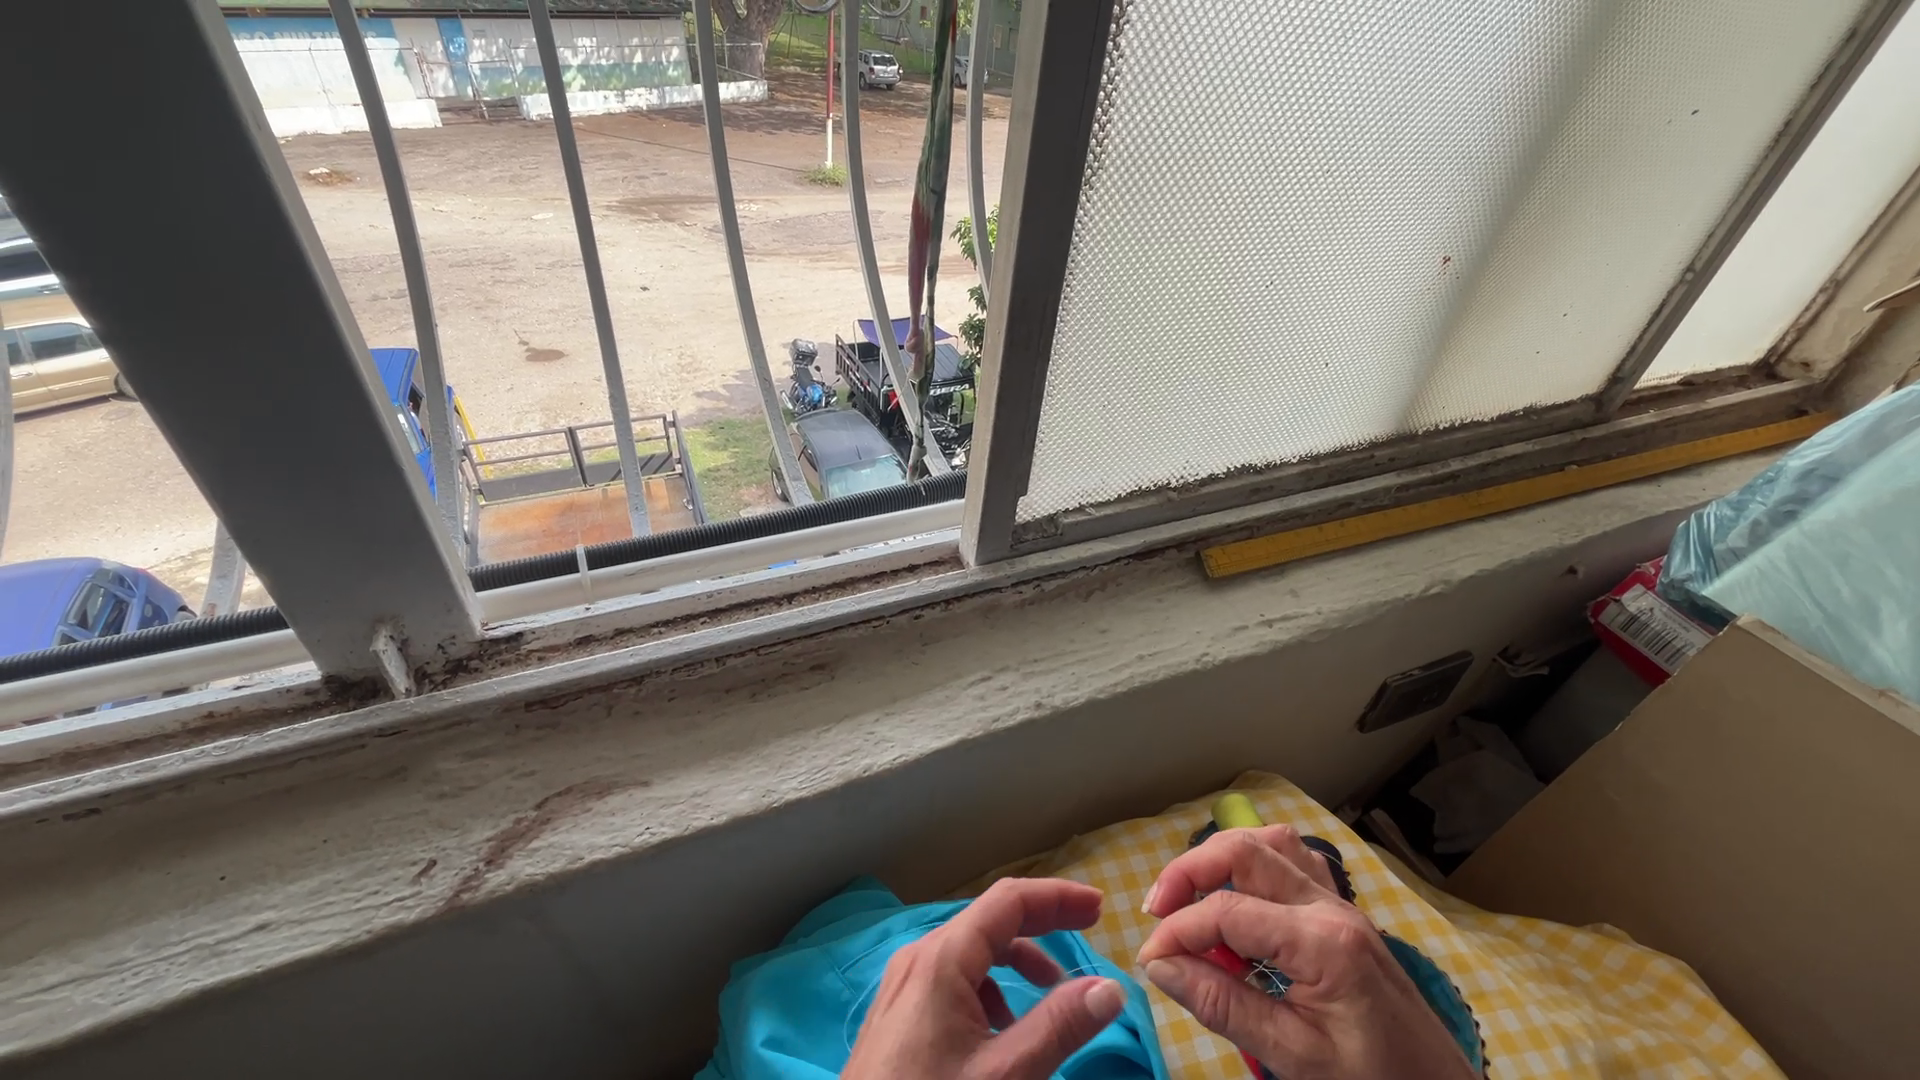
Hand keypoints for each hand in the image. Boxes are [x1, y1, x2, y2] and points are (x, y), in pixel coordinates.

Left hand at [844, 877, 1129, 1079]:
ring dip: (1016, 960)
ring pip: (970, 951)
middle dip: (1043, 923)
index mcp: (942, 958)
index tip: (1099, 906)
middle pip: (990, 920)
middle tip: (1089, 931)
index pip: (1008, 901)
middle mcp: (919, 958)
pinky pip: (952, 979)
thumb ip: (1058, 1026)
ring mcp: (903, 984)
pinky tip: (1001, 1028)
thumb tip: (1110, 988)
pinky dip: (989, 988)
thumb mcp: (1004, 1074)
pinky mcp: (898, 1013)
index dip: (1057, 897)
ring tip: (1051, 993)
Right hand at [1138, 826, 1474, 1079]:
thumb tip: (1158, 965)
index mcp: (1323, 944)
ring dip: (1219, 859)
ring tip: (1190, 896)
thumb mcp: (1294, 1058)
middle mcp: (1330, 907)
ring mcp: (1339, 902)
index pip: (1228, 913)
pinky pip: (1293, 859)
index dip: (1178, 931)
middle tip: (1157, 912)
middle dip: (1188, 872)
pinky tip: (1238, 894)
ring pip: (1268, 842)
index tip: (1148, 959)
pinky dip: (1253, 862)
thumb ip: (1223, 1004)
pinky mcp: (1342, 910)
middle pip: (1243, 851)